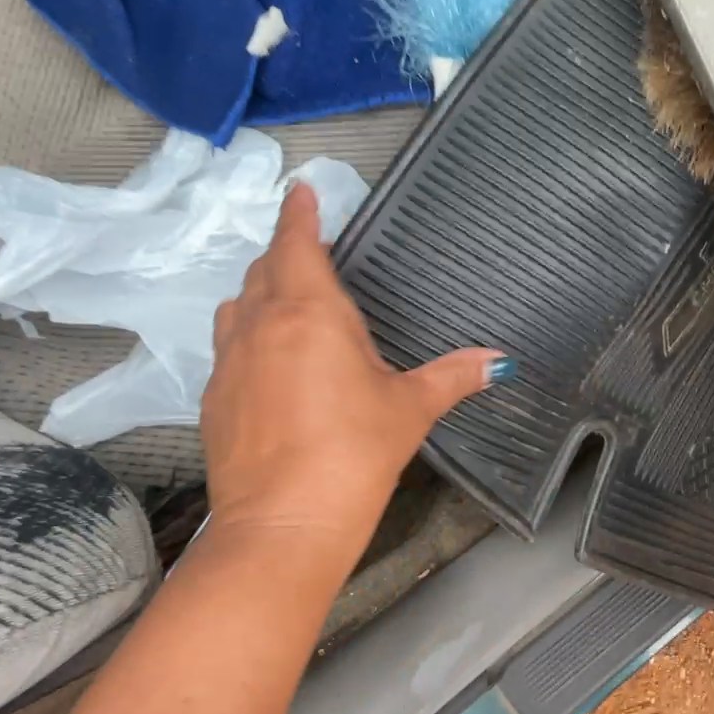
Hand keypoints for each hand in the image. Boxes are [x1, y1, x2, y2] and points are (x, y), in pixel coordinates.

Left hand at [201, 183, 506, 558]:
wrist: (283, 524)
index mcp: (311, 314)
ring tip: (287, 301)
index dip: (299, 214)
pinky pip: (228, 348)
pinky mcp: (213, 400)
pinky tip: (273, 365)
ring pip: (238, 307)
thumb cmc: (354, 450)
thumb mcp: (410, 407)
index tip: (299, 189)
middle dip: (285, 252)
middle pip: (264, 271)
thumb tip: (501, 361)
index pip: (298, 245)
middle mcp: (261, 326)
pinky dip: (249, 337)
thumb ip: (454, 375)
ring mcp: (228, 363)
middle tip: (308, 248)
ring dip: (260, 293)